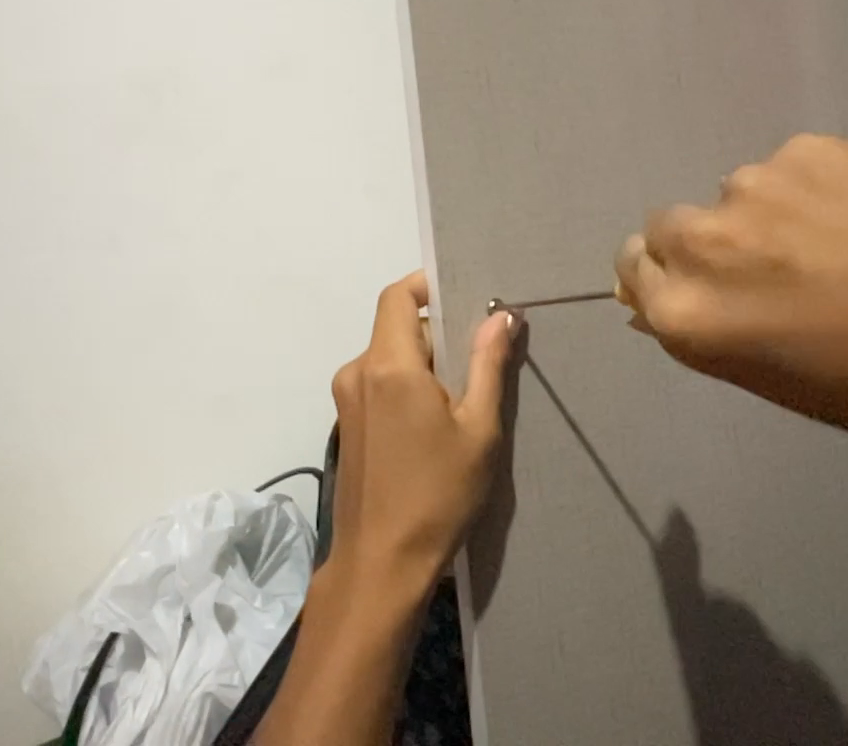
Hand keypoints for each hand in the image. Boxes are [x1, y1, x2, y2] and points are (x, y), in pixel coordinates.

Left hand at [326, 272, 517, 589]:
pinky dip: (406, 386)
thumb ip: (487, 365)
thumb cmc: (438, 495)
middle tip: (478, 360)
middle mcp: (358, 372)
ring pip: (388, 358)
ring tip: (462, 400)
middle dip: (437, 333)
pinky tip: (434, 425)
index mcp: (388, 365)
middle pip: (396, 327)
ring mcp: (346, 400)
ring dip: (423, 364)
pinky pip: (379, 384)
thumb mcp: (478, 429)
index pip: (398, 295)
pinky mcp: (346, 424)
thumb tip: (501, 316)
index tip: (462, 294)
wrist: (381, 563)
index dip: (427, 284)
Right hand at [614, 134, 847, 440]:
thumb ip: (712, 336)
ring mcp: (756, 185)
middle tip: (769, 271)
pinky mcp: (810, 148)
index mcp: (690, 314)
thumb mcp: (788, 384)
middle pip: (665, 229)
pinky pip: (788, 171)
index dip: (660, 281)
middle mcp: (703, 241)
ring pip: (734, 198)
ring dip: (764, 218)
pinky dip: (813, 191)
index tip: (701, 291)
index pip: (631, 274)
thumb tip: (663, 305)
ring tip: (840, 245)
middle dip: (702, 248)